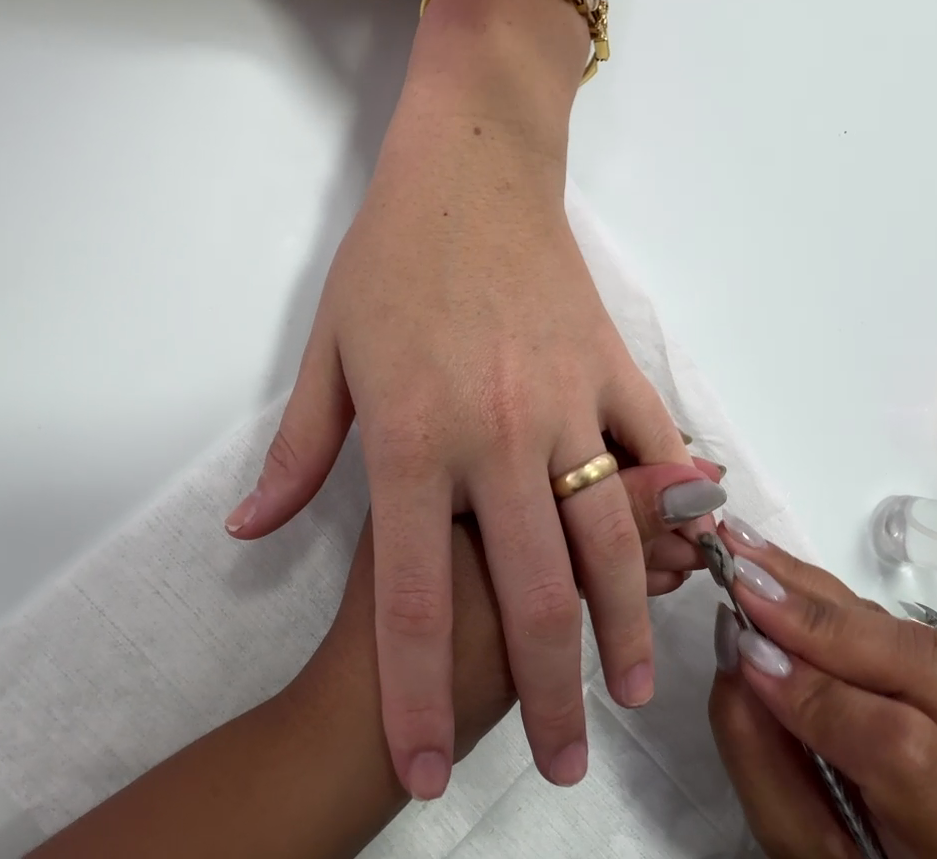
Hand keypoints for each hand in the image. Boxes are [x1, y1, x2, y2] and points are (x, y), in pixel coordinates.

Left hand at [230, 75, 720, 795]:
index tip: (427, 767)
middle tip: (562, 766)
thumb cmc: (393, 258)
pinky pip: (654, 451)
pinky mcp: (614, 369)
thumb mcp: (327, 350)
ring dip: (626, 622)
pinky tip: (687, 555)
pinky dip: (674, 507)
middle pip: (530, 592)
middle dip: (546, 694)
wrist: (474, 170)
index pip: (411, 597)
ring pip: (610, 537)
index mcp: (413, 441)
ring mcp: (568, 404)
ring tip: (632, 690)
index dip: (417, 695)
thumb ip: (296, 451)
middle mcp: (497, 438)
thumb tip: (249, 532)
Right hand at [707, 525, 936, 858]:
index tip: (742, 651)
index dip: (817, 693)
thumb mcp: (805, 856)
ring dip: (816, 590)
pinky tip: (779, 572)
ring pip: (908, 633)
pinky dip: (829, 602)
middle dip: (817, 616)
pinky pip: (897, 634)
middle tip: (738, 576)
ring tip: (744, 550)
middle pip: (921, 663)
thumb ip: (764, 758)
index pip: (904, 746)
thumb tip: (736, 648)